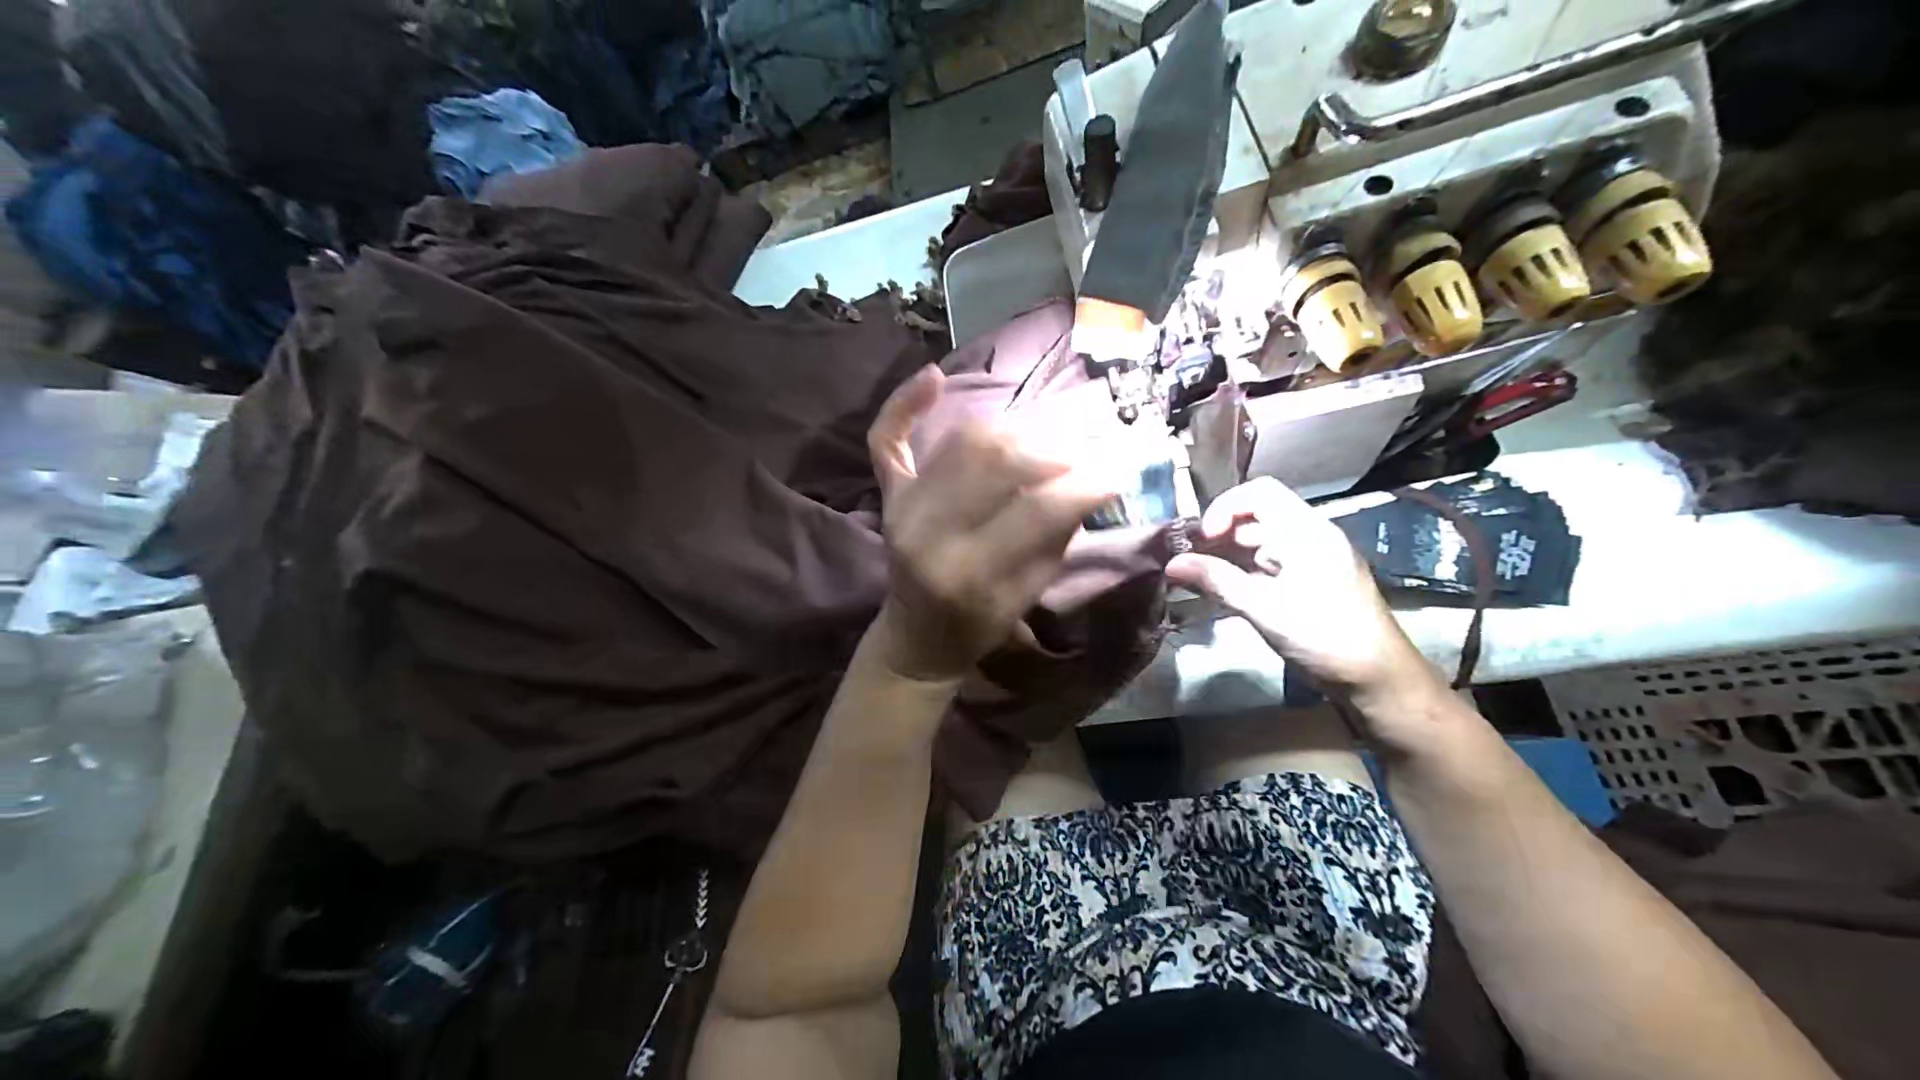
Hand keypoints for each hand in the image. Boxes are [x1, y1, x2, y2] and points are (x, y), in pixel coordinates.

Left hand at [865, 367, 1116, 682]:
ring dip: (1013, 432)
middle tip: (1079, 459)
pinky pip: (886, 439)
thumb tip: (1094, 476)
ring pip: (962, 440)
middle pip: (996, 460)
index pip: (1037, 509)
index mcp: (969, 572)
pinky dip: (904, 403)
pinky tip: (935, 377)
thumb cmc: (981, 623)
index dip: (1084, 484)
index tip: (1116, 472)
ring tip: (1042, 443)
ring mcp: (901, 507)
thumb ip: (1058, 534)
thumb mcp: (1029, 594)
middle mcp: (927, 532)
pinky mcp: (888, 494)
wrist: (918, 638)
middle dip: (1052, 453)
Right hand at [1165, 476, 1429, 697]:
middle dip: (1220, 536)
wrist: (1378, 680)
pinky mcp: (1314, 583)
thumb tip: (1172, 564)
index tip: (1203, 539)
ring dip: (1229, 556)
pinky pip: (1273, 565)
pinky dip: (1245, 573)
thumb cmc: (1323, 636)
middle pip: (1257, 517)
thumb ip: (1216, 581)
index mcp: (1306, 532)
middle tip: (1190, 561)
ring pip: (1262, 543)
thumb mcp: (1263, 608)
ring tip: (1200, 579)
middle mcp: (1312, 538)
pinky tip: (1225, 593)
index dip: (1224, 508)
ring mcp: (1315, 561)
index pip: (1259, 493)